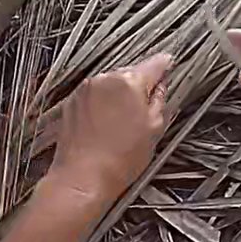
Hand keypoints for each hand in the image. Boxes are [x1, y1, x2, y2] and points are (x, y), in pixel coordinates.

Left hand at [42, 53, 172, 206]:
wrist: (82, 177)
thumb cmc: (120, 159)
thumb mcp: (154, 129)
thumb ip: (160, 100)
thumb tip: (160, 86)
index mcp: (129, 81)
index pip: (154, 64)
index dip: (165, 67)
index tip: (168, 68)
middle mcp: (105, 79)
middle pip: (131, 74)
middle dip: (139, 89)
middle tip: (144, 114)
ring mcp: (85, 89)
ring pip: (111, 85)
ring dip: (119, 97)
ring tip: (122, 126)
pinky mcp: (71, 102)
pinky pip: (94, 96)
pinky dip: (102, 106)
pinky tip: (105, 128)